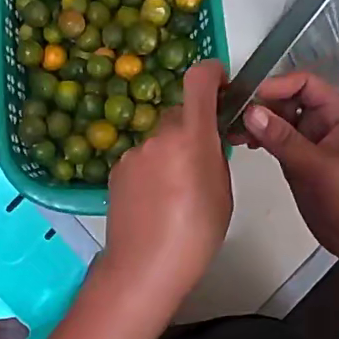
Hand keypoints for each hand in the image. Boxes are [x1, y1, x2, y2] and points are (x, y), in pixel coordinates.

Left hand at [101, 60, 232, 300]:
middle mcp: (157, 137)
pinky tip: (156, 200)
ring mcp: (132, 153)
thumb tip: (207, 141)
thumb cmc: (195, 234)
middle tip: (204, 158)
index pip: (197, 81)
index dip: (211, 73)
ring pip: (159, 140)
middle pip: (178, 115)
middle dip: (193, 127)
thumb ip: (214, 155)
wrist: (144, 265)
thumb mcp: (222, 191)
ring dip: (171, 152)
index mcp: (190, 136)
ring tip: (179, 191)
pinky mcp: (116, 170)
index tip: (220, 81)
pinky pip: (141, 159)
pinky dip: (152, 169)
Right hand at [234, 72, 338, 264]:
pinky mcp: (301, 162)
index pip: (303, 83)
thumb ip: (282, 138)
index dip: (274, 85)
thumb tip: (249, 110)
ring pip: (279, 120)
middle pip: (287, 99)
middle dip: (259, 104)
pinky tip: (242, 144)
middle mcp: (325, 122)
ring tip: (230, 132)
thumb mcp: (316, 167)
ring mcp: (312, 143)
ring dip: (256, 122)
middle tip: (228, 116)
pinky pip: (277, 141)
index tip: (244, 98)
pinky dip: (260, 139)